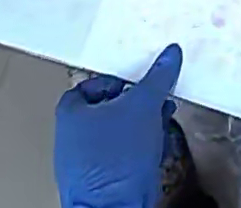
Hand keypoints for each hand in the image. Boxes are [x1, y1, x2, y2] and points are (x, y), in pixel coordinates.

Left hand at [53, 43, 181, 207]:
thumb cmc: (116, 159)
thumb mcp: (144, 105)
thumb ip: (158, 77)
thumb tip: (170, 54)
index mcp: (71, 115)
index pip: (90, 84)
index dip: (115, 80)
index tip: (134, 81)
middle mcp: (72, 140)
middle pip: (107, 108)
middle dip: (136, 103)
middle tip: (153, 99)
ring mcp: (85, 166)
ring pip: (117, 133)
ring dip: (142, 125)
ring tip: (161, 121)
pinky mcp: (102, 185)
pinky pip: (122, 158)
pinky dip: (139, 149)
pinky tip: (157, 147)